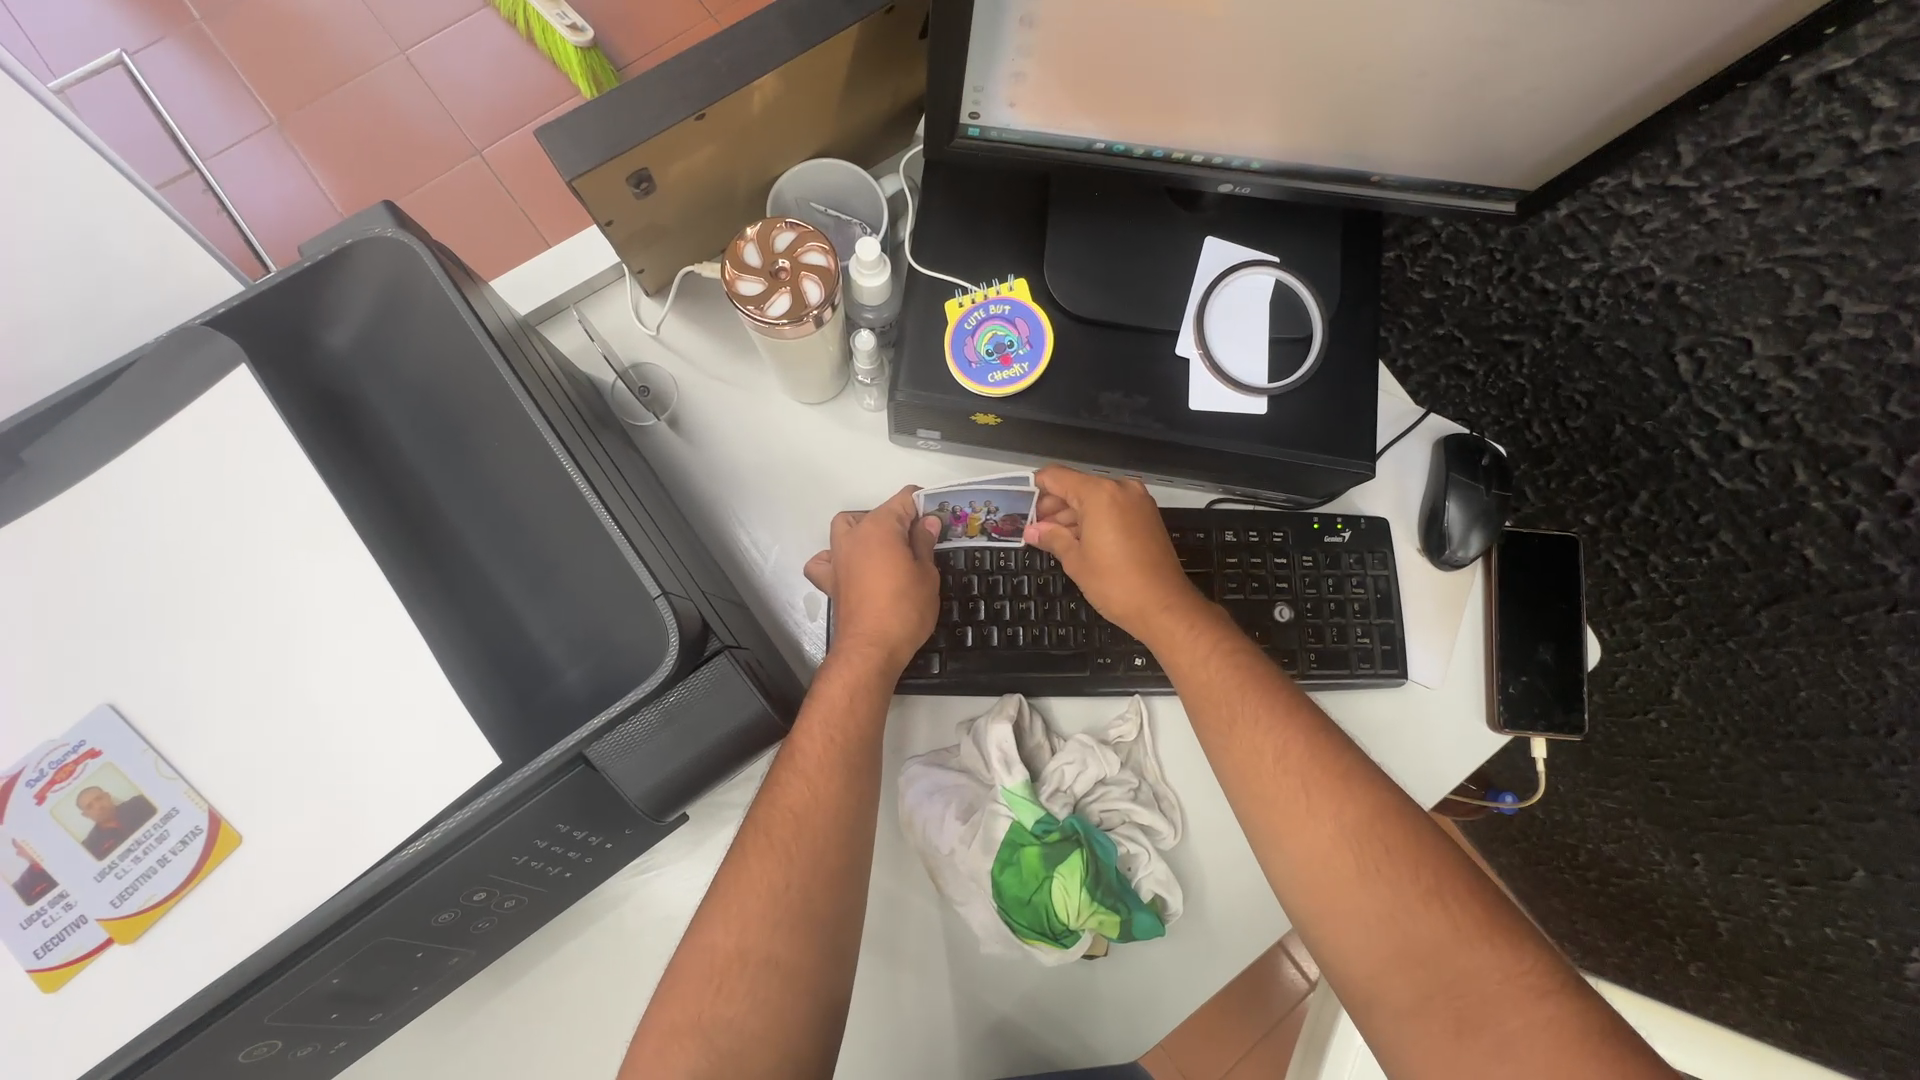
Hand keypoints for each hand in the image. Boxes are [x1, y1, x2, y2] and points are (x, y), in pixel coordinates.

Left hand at [805, 486, 942, 672]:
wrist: (871, 649)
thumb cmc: (905, 610)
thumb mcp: (927, 574)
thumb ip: (924, 543)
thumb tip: (928, 522)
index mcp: (880, 527)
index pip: (904, 500)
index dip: (924, 505)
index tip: (938, 519)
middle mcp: (854, 536)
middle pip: (876, 512)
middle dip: (897, 519)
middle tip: (919, 541)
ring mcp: (838, 557)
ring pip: (846, 527)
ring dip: (863, 530)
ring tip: (885, 549)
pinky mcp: (830, 581)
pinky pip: (824, 560)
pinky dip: (834, 558)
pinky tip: (850, 567)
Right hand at [1023, 466, 1210, 643]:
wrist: (1164, 606)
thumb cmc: (1116, 584)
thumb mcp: (1075, 560)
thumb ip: (1052, 538)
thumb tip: (1032, 531)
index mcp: (1100, 494)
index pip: (1057, 477)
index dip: (1036, 489)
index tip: (1021, 505)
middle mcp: (1120, 489)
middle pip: (1077, 486)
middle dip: (1054, 506)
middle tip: (1034, 529)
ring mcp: (1137, 501)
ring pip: (1095, 498)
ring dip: (1073, 514)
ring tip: (1052, 539)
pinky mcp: (1147, 516)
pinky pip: (1112, 508)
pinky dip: (1094, 519)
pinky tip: (1078, 540)